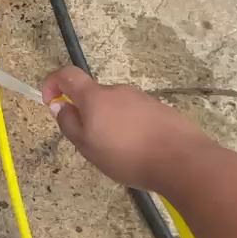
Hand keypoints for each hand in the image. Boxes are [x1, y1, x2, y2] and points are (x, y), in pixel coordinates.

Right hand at [41, 67, 219, 191]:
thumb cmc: (127, 155)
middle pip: (94, 95)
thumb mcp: (86, 146)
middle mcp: (118, 91)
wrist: (185, 162)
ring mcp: (144, 99)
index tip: (51, 102)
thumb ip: (69, 123)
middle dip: (87, 113)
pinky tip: (142, 150)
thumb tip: (60, 105)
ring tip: (120, 150)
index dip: (52, 82)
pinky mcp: (163, 111)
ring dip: (111, 121)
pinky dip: (132, 127)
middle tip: (92, 141)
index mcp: (95, 97)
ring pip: (116, 106)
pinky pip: (137, 115)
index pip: (67, 74)